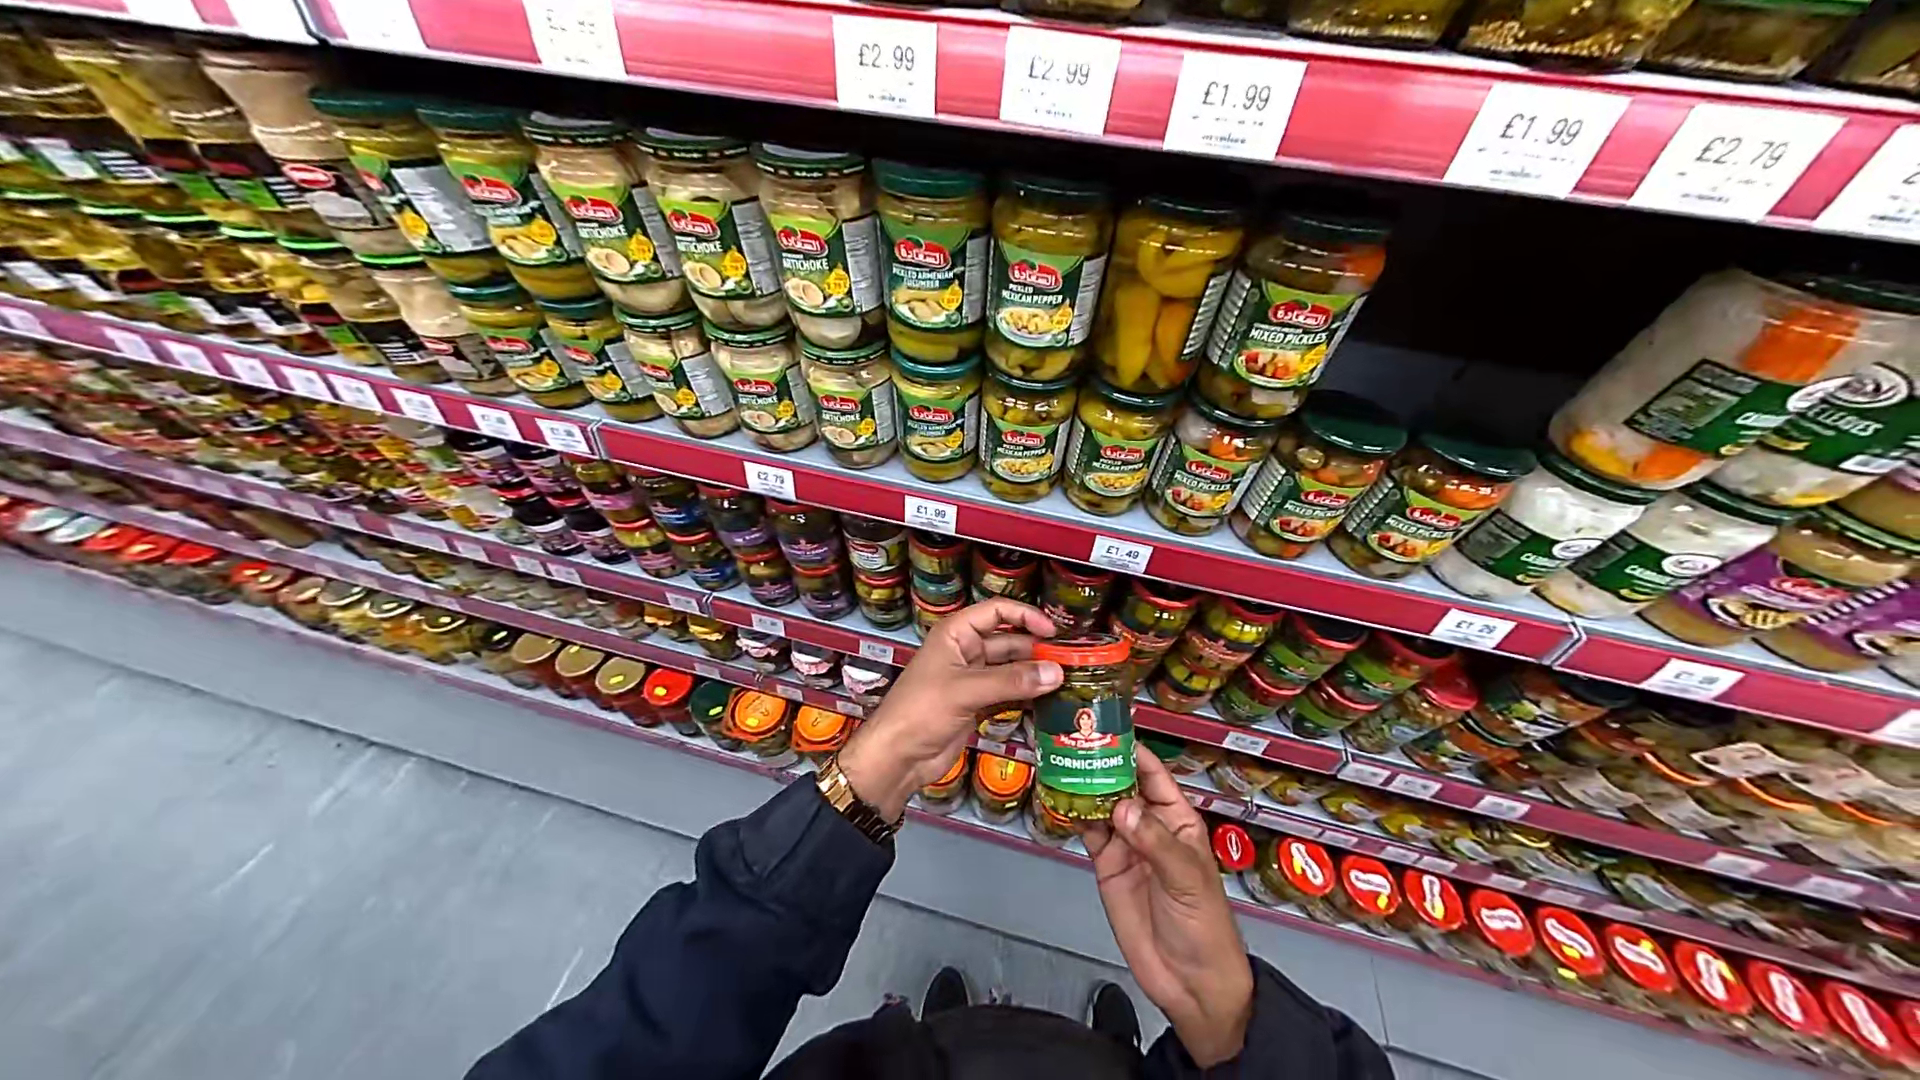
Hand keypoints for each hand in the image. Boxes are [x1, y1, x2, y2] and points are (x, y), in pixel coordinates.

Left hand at [836, 598, 1060, 819]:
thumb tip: (1056, 673)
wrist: (897, 757)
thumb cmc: (921, 711)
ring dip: (1034, 675)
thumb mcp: (966, 691)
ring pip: (1010, 670)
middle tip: (1070, 661)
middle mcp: (965, 651)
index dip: (1025, 616)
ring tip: (1067, 681)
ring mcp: (972, 679)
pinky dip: (1027, 696)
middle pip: (1008, 641)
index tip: (1053, 630)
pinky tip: (1049, 702)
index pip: (996, 612)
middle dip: (1036, 649)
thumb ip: (1012, 681)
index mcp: (956, 634)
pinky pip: (1008, 693)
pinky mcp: (977, 704)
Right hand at [1083, 747, 1252, 1067]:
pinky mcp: (1105, 862)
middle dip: (1098, 762)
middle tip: (1070, 740)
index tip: (1106, 727)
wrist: (1189, 983)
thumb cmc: (1204, 925)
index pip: (1152, 772)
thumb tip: (1122, 807)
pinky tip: (1057, 799)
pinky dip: (1072, 814)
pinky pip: (1087, 829)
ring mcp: (1125, 841)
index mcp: (1177, 817)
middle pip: (1120, 782)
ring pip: (1099, 802)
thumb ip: (1154, 841)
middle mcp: (1148, 822)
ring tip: (1057, 762)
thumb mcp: (1186, 878)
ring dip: (1080, 784)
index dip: (1131, 748)